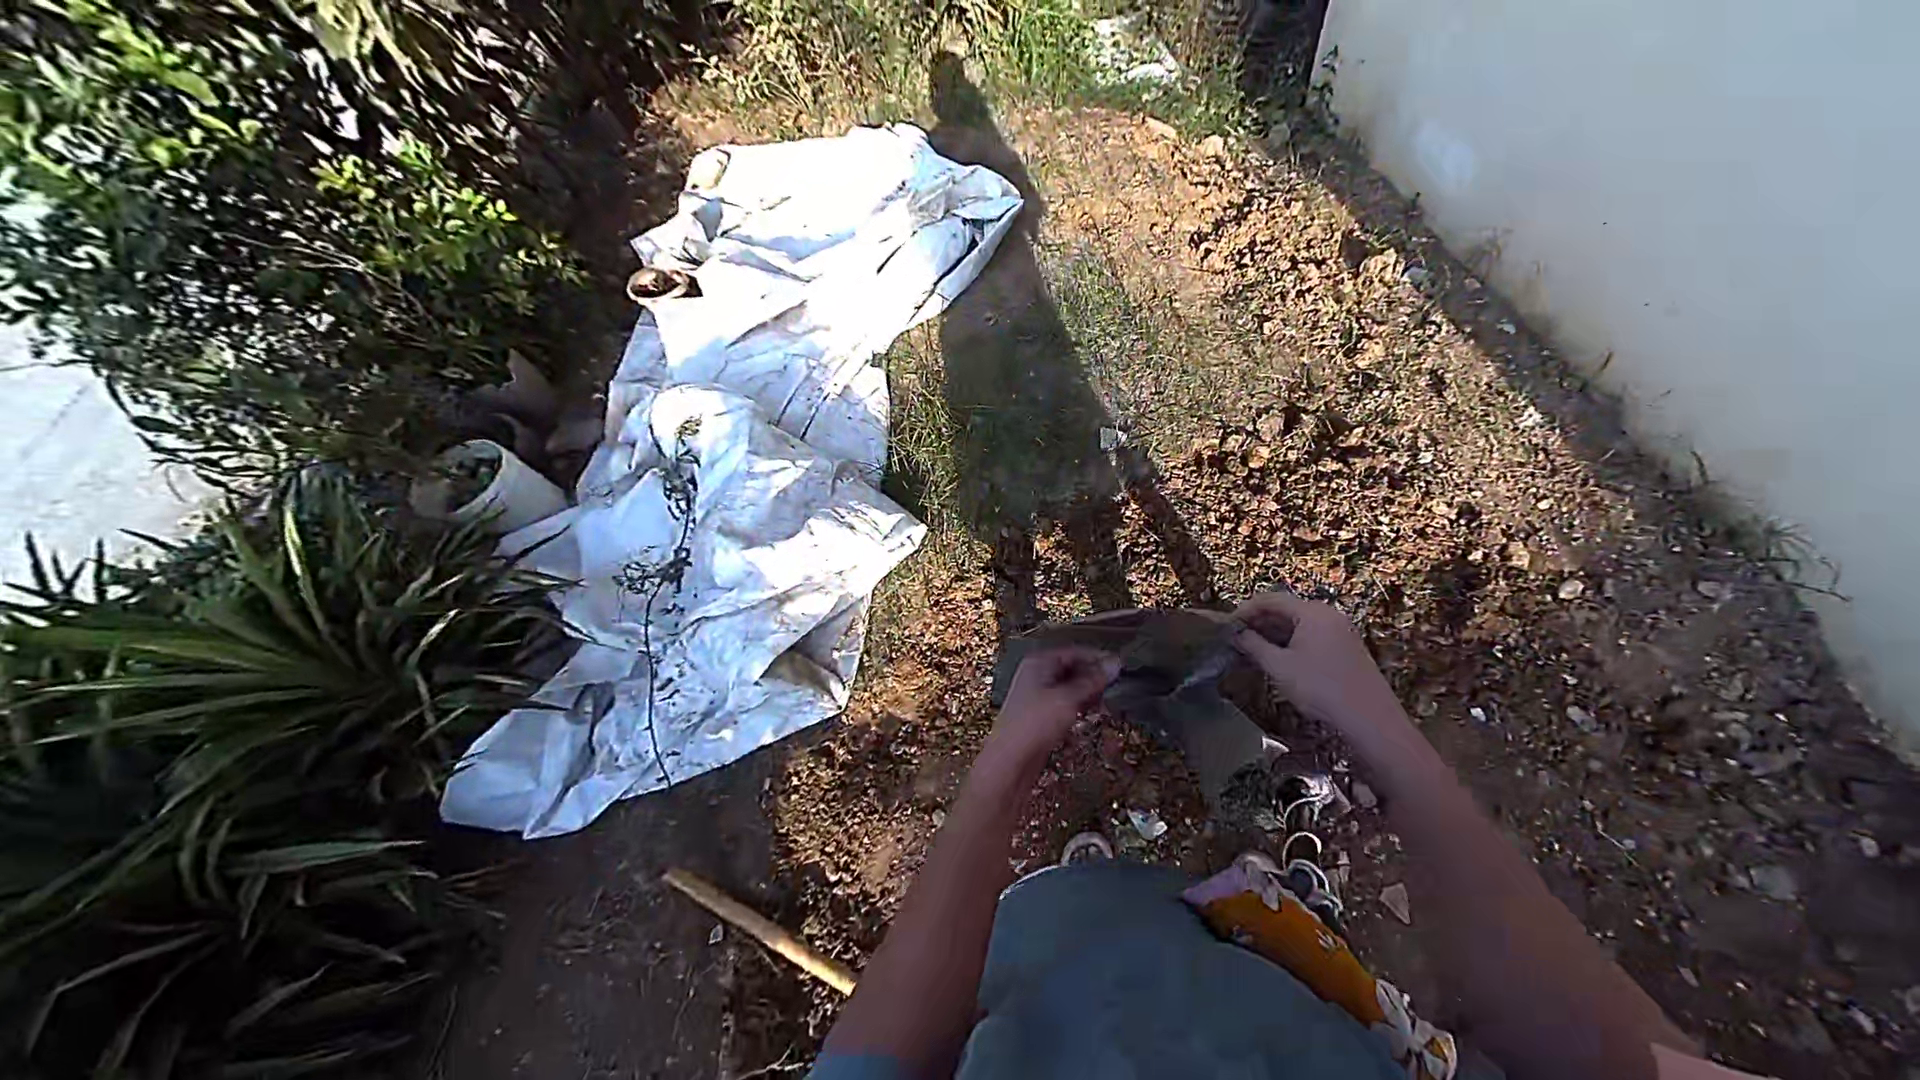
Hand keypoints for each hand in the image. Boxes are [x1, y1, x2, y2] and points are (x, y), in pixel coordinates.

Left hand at [983, 647, 1119, 767]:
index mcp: (1038, 663)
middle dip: (1093, 677)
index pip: (1074, 651)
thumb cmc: (1031, 725)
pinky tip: (1090, 713)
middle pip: (1072, 668)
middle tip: (1114, 684)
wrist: (1010, 761)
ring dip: (1088, 693)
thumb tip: (1113, 665)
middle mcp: (1036, 676)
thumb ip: (1093, 681)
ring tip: (1105, 700)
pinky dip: (1078, 707)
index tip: (1118, 666)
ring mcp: (1037, 696)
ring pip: (1070, 688)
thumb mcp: (1068, 698)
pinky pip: (1065, 705)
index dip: (1097, 657)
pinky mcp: (1041, 716)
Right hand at [1232, 590, 1402, 738]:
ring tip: (1251, 650)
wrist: (1370, 720)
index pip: (1270, 599)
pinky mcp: (1346, 649)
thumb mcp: (1278, 666)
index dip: (1245, 610)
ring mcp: (1340, 632)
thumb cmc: (1320, 688)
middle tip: (1236, 639)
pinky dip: (1290, 643)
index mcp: (1312, 612)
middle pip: (1286, 609)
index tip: (1227, 626)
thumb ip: (1253, 645)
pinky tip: (1277, 660)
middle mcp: (1329, 615)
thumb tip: (1236, 634)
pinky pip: (1311, 636)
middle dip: (1258, 622)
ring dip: (1273, 634)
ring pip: (1298, 625)